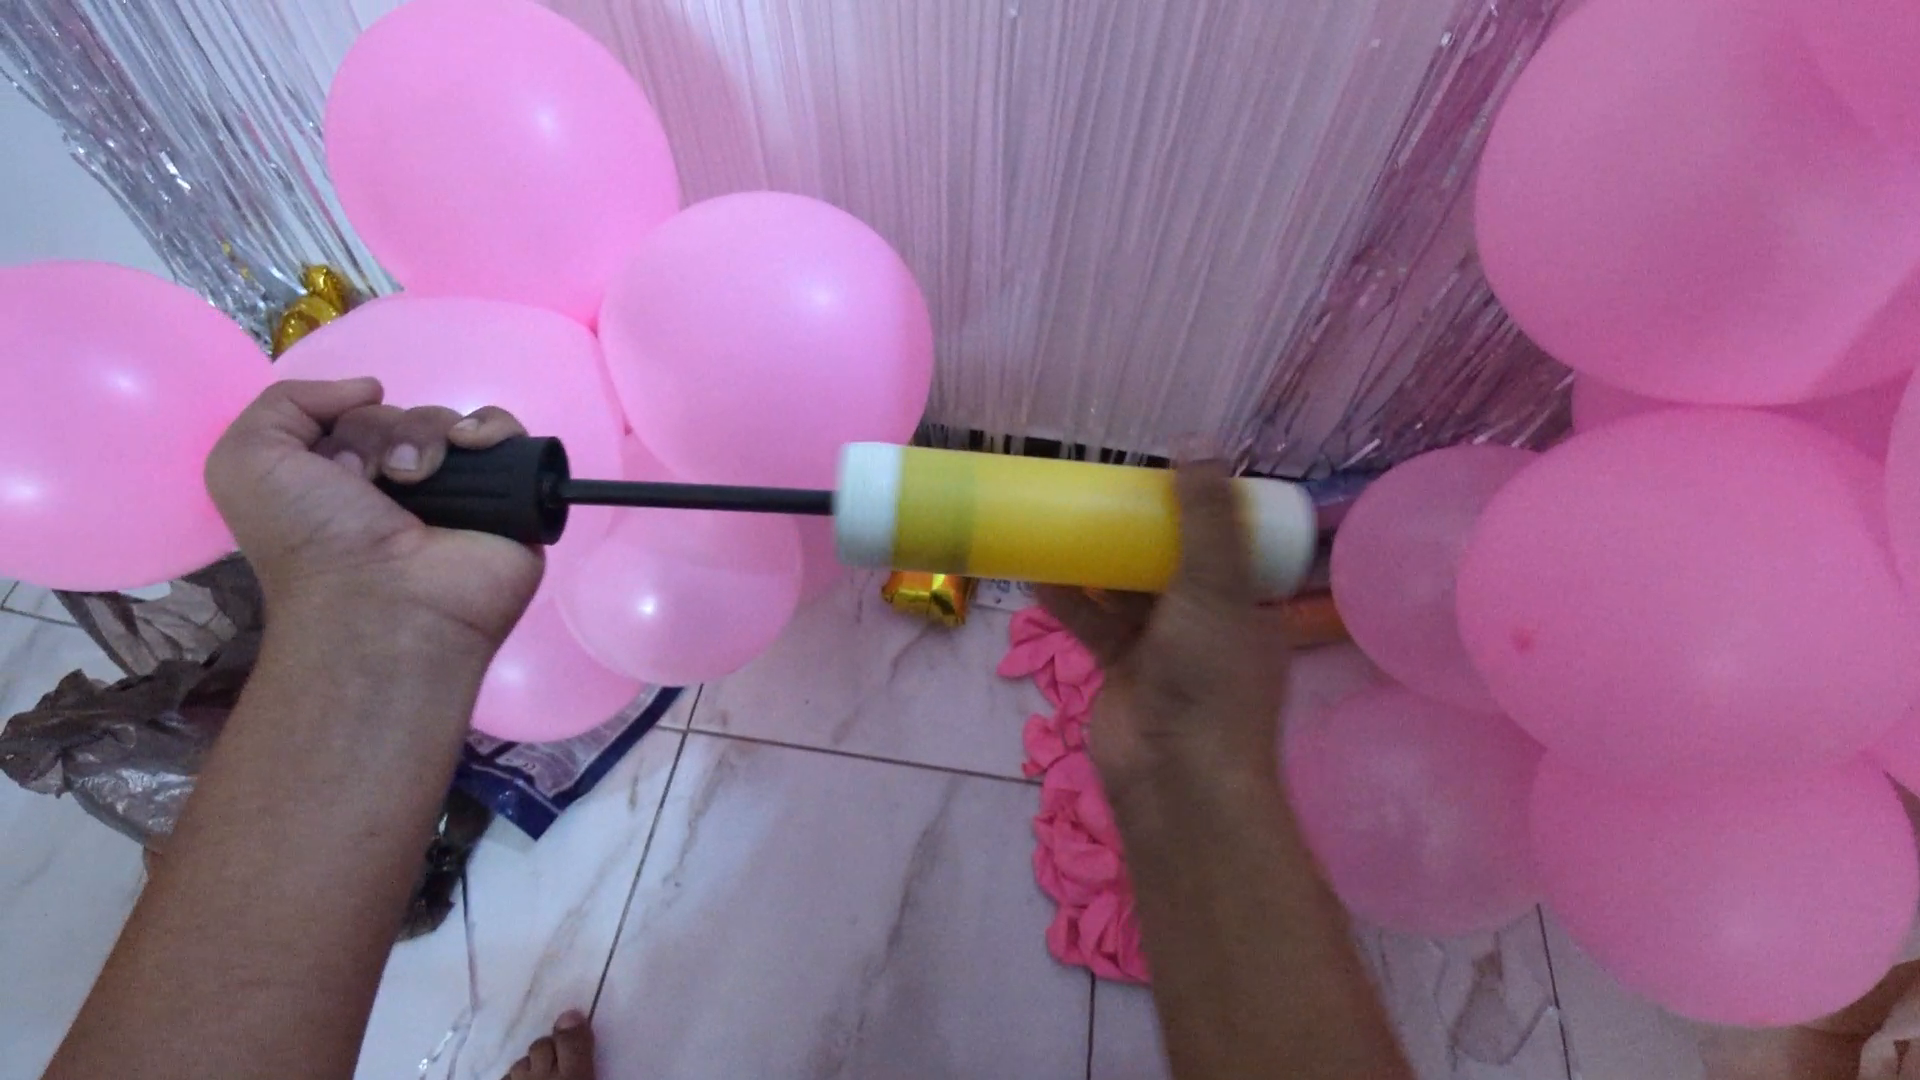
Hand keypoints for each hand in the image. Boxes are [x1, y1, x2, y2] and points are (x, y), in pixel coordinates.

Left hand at [205, 379, 542, 651]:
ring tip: (423, 476)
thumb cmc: (311, 538)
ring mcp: (468, 494)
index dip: (348, 425)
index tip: (340, 467)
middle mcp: (412, 486)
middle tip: (385, 480)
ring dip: (434, 434)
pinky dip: (494, 429)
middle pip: (412, 418)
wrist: (386, 600)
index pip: (365, 418)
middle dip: (391, 433)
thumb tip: (372, 387)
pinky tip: (473, 447)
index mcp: (352, 479)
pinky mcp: (517, 501)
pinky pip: (514, 440)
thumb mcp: (248, 461)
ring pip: (461, 424)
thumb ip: (285, 403)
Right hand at [1039, 464, 1290, 795]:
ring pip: (1127, 594)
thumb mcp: (1214, 587)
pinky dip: (1070, 604)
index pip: (1227, 543)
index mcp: (1247, 604)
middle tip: (1104, 491)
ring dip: (1097, 564)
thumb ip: (1204, 518)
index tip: (1162, 475)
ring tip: (1065, 523)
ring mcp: (1164, 650)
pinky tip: (1038, 578)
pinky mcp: (1122, 671)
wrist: (1175, 777)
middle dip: (1137, 531)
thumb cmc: (1208, 679)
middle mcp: (1209, 623)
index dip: (1197, 509)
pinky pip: (1094, 626)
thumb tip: (1196, 442)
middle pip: (1170, 564)